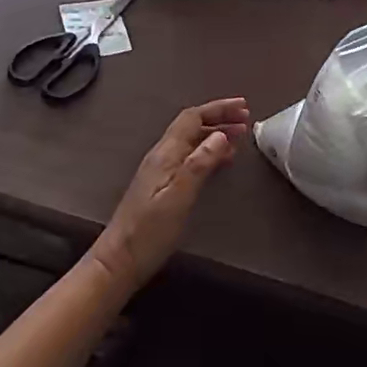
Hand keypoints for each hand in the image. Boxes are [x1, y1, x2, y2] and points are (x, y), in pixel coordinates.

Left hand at [87, 98, 249, 291]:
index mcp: (165, 154)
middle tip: (246, 118)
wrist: (120, 260)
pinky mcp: (163, 185)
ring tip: (240, 135)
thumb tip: (221, 135)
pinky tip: (222, 160)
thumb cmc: (150, 231)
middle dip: (219, 117)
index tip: (243, 107)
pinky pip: (191, 157)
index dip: (218, 108)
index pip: (192, 118)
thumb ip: (199, 164)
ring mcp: (161, 170)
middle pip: (192, 126)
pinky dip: (209, 152)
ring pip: (192, 141)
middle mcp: (162, 156)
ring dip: (216, 133)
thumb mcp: (179, 197)